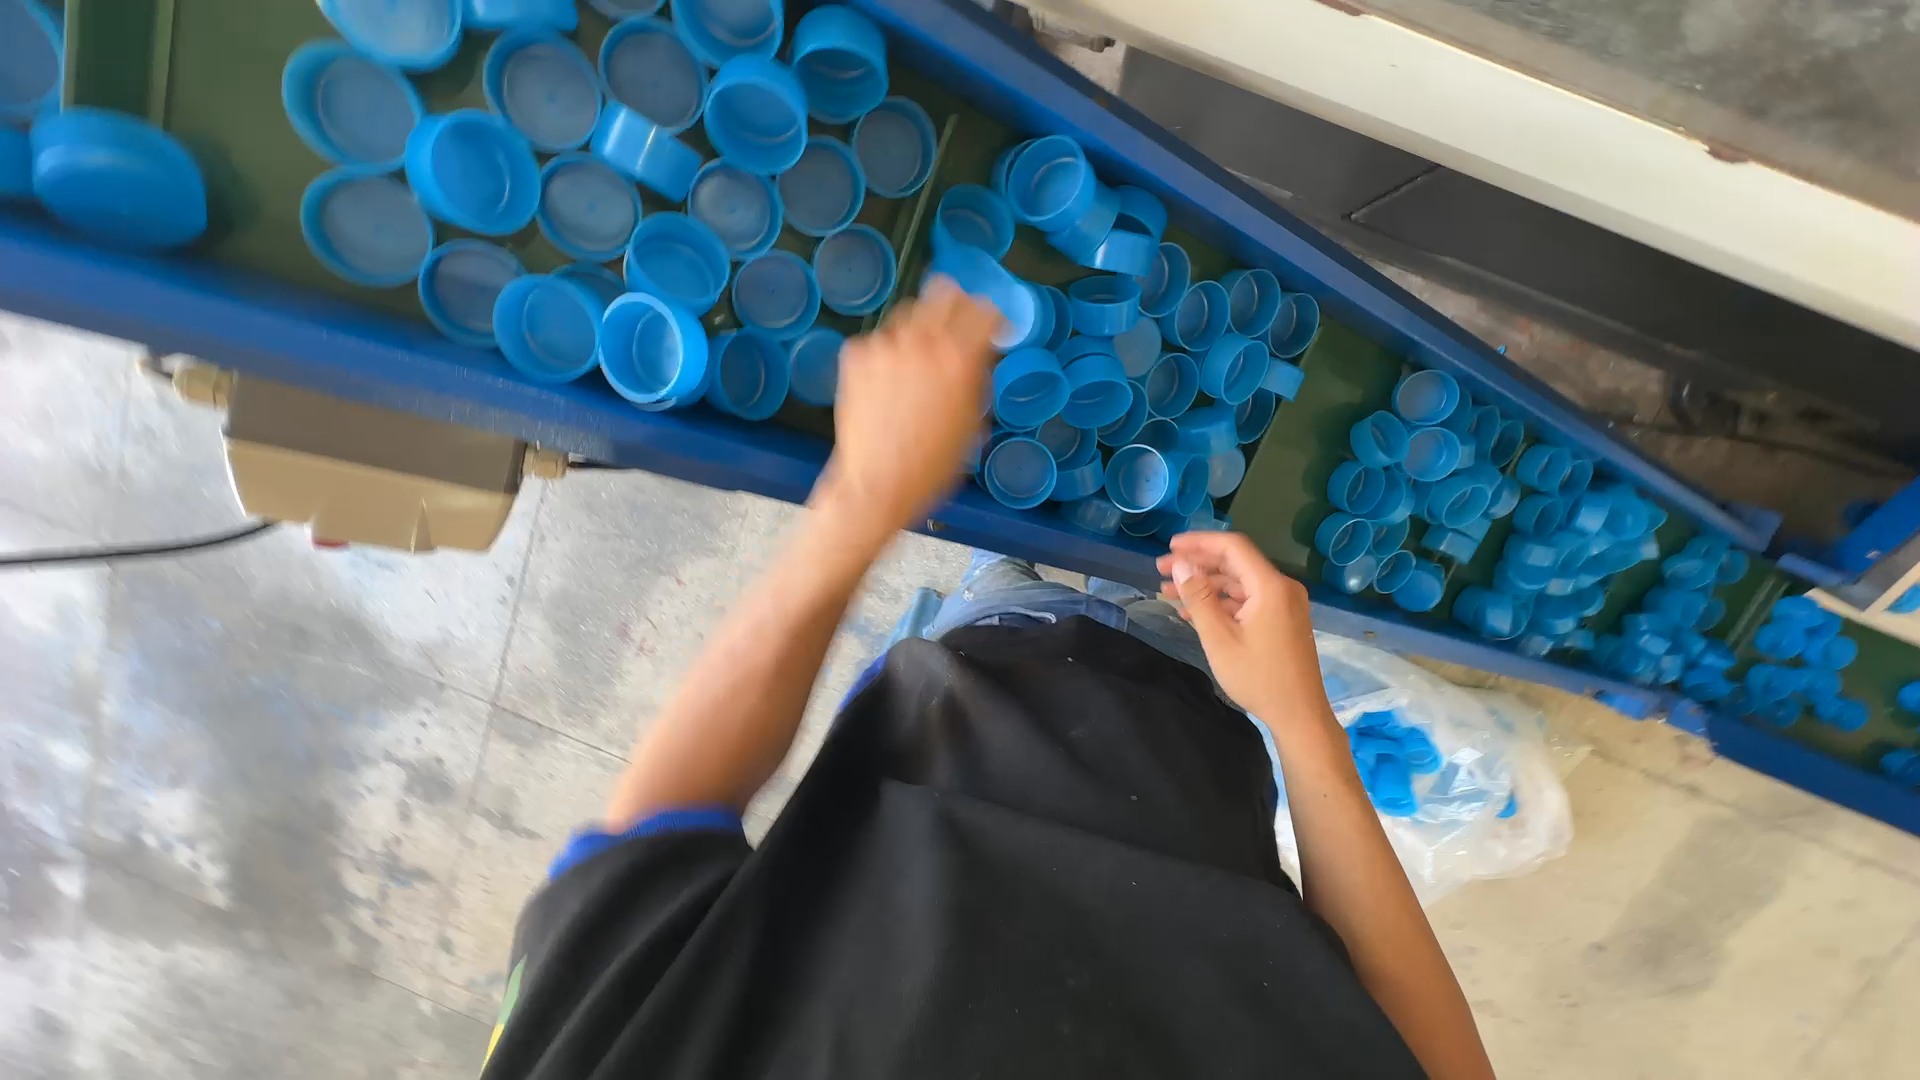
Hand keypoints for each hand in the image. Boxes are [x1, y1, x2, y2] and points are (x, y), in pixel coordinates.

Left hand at [813, 277, 999, 540]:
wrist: (877, 483)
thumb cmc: (932, 465)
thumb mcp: (973, 424)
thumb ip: (977, 379)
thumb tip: (978, 357)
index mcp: (960, 357)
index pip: (985, 309)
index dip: (994, 319)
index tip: (994, 329)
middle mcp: (922, 339)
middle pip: (945, 293)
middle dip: (956, 308)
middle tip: (957, 331)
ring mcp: (884, 344)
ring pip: (909, 316)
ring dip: (919, 331)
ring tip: (918, 364)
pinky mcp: (855, 354)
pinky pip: (879, 341)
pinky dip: (888, 355)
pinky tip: (888, 384)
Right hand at [1155, 532, 1329, 727]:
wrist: (1299, 715)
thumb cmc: (1257, 677)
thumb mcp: (1219, 638)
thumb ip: (1198, 597)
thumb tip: (1180, 564)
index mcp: (1270, 586)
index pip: (1233, 547)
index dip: (1199, 543)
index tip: (1170, 547)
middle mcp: (1281, 588)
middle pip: (1234, 563)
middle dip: (1196, 564)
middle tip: (1161, 570)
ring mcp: (1283, 604)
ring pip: (1238, 583)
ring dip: (1205, 585)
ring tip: (1169, 592)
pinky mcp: (1281, 620)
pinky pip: (1247, 600)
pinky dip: (1220, 602)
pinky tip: (1193, 612)